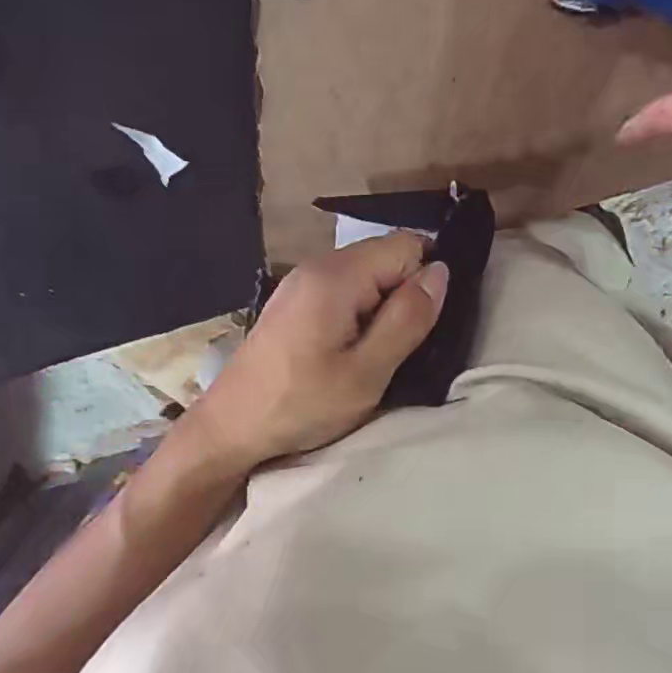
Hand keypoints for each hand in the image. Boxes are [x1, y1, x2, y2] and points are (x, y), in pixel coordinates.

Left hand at [183, 231, 448, 470]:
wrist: (230, 427)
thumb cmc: (300, 404)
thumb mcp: (367, 372)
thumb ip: (408, 319)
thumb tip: (441, 272)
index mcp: (337, 275)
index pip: (408, 245)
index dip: (425, 281)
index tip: (420, 328)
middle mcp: (316, 266)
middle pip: (384, 258)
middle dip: (401, 297)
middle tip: (395, 351)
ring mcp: (298, 284)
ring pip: (363, 279)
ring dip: (377, 312)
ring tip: (369, 358)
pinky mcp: (290, 305)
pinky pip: (339, 294)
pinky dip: (354, 317)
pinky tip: (343, 356)